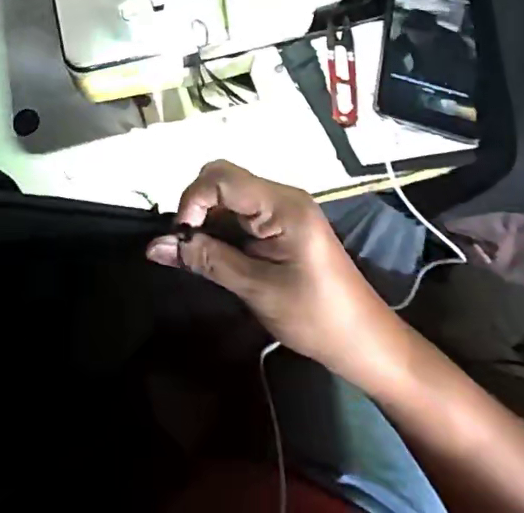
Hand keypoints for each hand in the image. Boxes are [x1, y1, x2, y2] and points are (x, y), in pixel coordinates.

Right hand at [145, 160, 408, 391]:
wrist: (368, 344)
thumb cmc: (317, 318)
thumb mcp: (256, 289)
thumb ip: (206, 260)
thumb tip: (155, 246)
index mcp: (282, 206)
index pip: (220, 178)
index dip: (191, 200)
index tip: (181, 238)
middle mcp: (281, 197)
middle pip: (221, 179)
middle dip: (195, 206)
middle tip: (188, 244)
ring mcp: (282, 209)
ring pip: (226, 195)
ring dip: (206, 220)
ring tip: (199, 255)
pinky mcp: (281, 223)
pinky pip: (239, 212)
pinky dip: (220, 228)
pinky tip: (217, 255)